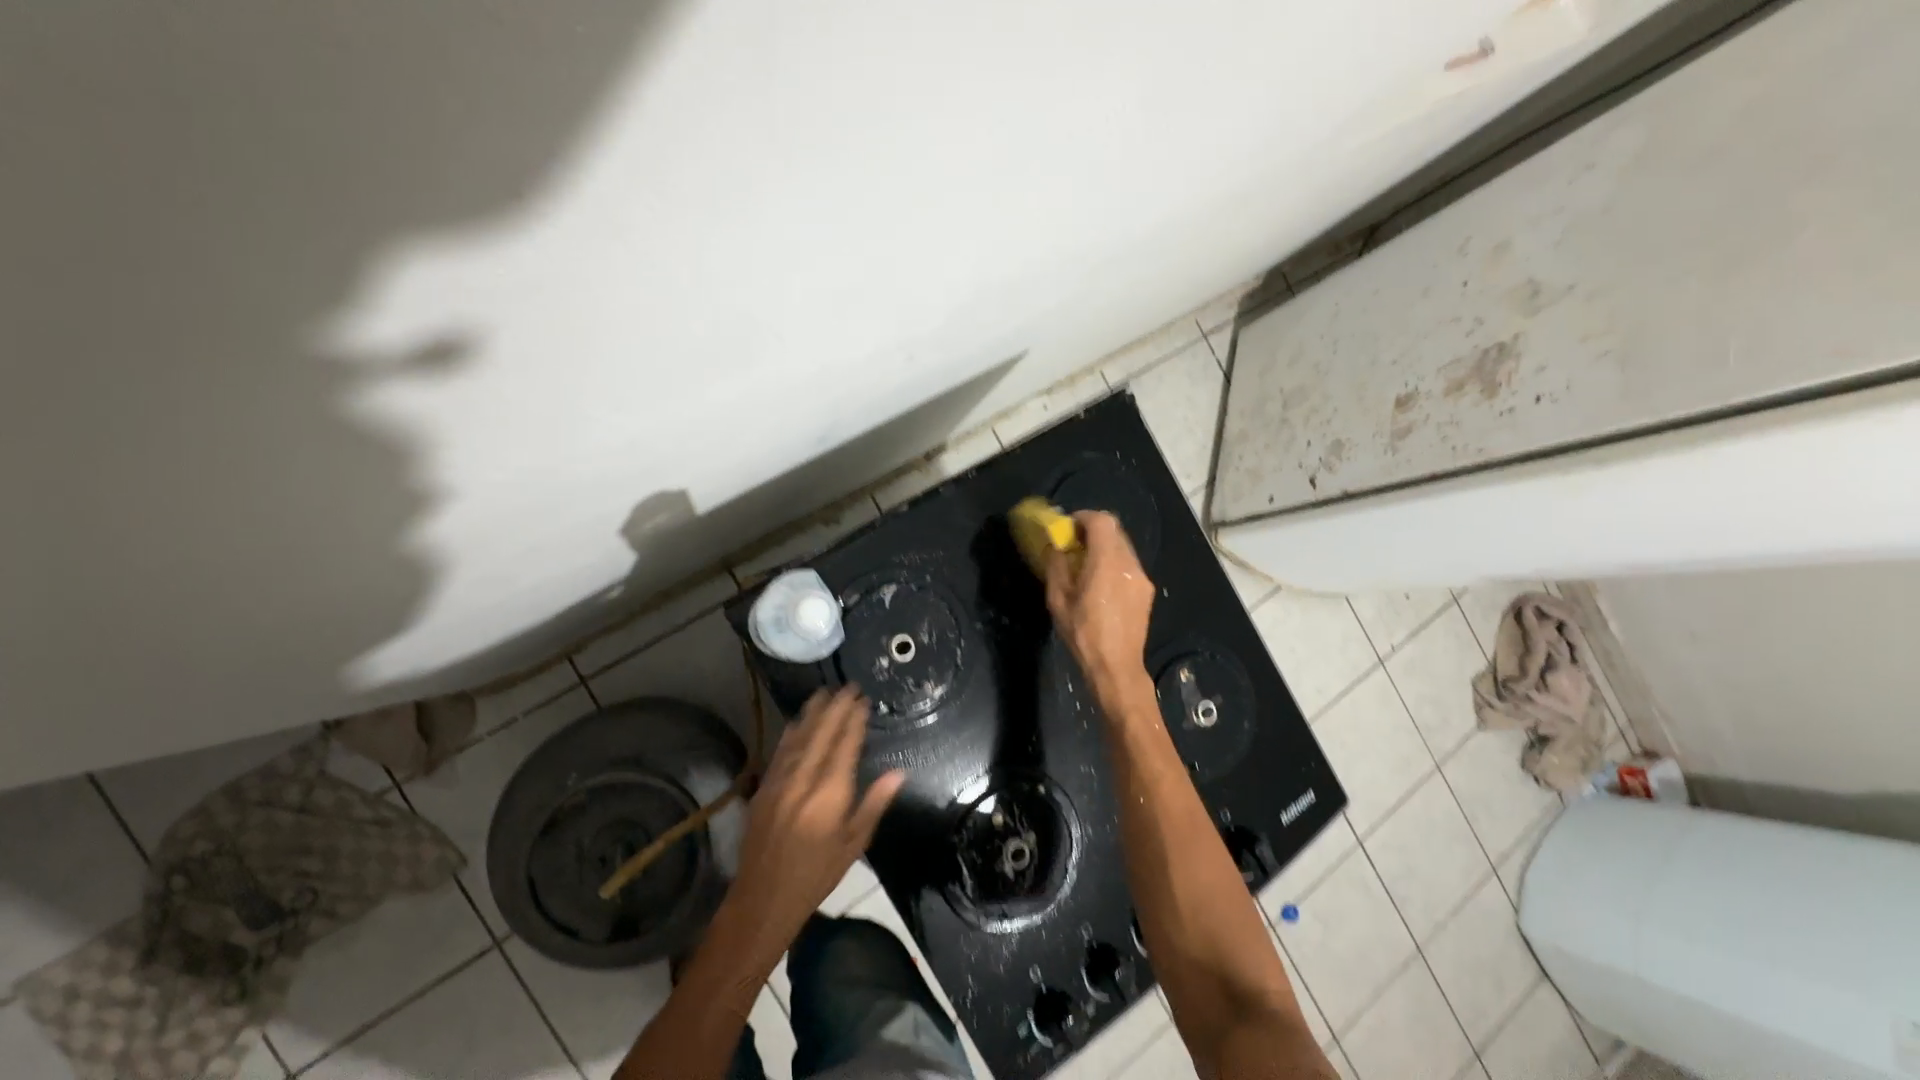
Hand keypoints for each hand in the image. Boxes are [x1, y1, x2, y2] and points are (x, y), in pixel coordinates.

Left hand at [731, 685, 904, 935]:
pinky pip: (780, 752)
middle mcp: (803, 780)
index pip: (844, 745)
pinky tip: (796, 723)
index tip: (862, 700)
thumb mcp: (854, 844)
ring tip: (823, 693)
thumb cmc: (817, 875)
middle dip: (834, 709)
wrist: (764, 897)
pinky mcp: (763, 789)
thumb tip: (898, 773)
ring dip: (811, 714)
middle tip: (847, 687)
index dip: (853, 720)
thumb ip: (874, 804)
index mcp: (830, 794)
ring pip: (797, 738)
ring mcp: (779, 782)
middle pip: (820, 734)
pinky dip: (791, 733)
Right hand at [1044, 511, 1155, 703]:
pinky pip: (1129, 565)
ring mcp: (1142, 577)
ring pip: (1123, 547)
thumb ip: (1056, 566)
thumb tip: (1055, 546)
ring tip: (1086, 566)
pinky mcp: (1146, 591)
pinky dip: (1114, 563)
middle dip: (1093, 531)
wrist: (1116, 666)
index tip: (1068, 527)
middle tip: (1074, 544)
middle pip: (1115, 531)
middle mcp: (1129, 564)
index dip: (1083, 517)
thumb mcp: (1058, 600)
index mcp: (1107, 562)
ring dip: (1104, 548)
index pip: (1102, 521)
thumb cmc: (1083, 634)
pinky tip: (1101, 584)